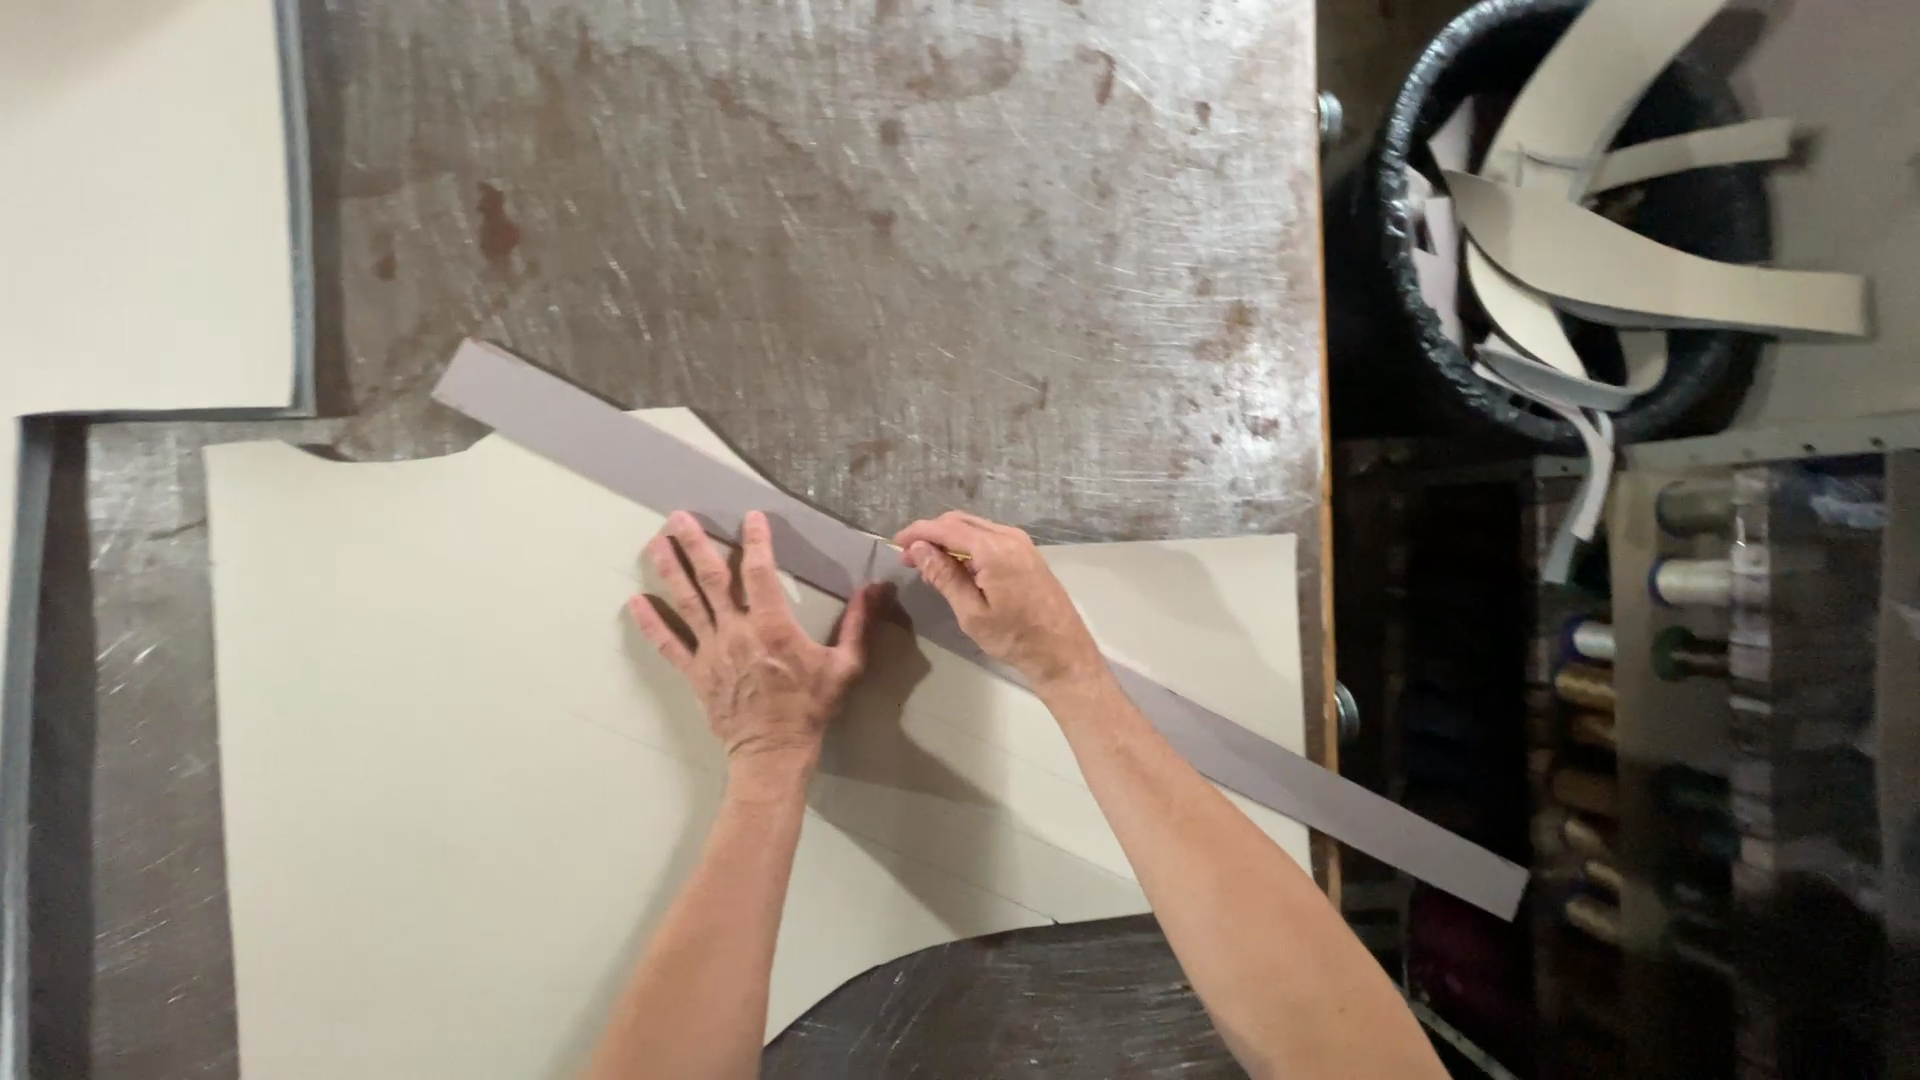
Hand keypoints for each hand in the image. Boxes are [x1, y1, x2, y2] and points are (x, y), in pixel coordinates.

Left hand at [630, 511, 886, 791]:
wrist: (774, 751)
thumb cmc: (812, 707)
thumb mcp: (846, 665)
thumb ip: (859, 623)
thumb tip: (877, 587)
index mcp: (773, 626)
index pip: (761, 572)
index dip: (756, 541)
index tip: (751, 517)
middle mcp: (737, 631)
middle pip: (712, 579)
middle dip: (696, 545)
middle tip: (679, 517)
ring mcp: (712, 651)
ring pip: (687, 603)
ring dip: (670, 570)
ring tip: (655, 543)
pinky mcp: (696, 672)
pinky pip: (669, 644)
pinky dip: (652, 622)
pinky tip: (635, 602)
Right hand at [892, 512, 1102, 686]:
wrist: (1062, 652)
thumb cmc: (1015, 638)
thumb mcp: (972, 613)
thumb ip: (945, 576)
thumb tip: (919, 548)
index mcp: (994, 550)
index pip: (947, 528)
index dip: (918, 532)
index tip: (896, 544)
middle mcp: (1009, 537)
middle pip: (960, 521)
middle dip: (931, 534)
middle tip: (909, 558)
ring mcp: (1021, 543)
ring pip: (974, 528)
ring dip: (948, 539)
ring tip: (928, 564)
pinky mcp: (1027, 553)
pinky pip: (989, 538)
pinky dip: (967, 545)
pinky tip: (955, 566)